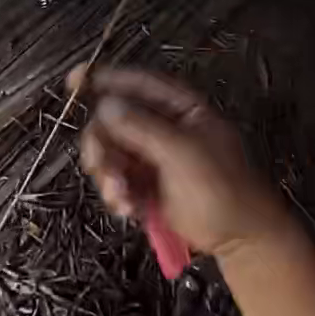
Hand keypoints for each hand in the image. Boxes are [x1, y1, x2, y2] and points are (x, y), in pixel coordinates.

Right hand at [69, 66, 294, 260]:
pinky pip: (116, 178)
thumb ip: (143, 127)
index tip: (74, 80)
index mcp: (180, 108)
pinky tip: (126, 209)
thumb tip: (105, 104)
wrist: (240, 238)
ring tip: (120, 197)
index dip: (106, 78)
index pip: (139, 83)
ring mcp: (152, 156)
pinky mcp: (145, 184)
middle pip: (114, 120)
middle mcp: (163, 126)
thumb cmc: (222, 187)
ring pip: (110, 151)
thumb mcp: (183, 152)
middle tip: (99, 165)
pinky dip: (116, 193)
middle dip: (103, 144)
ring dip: (107, 173)